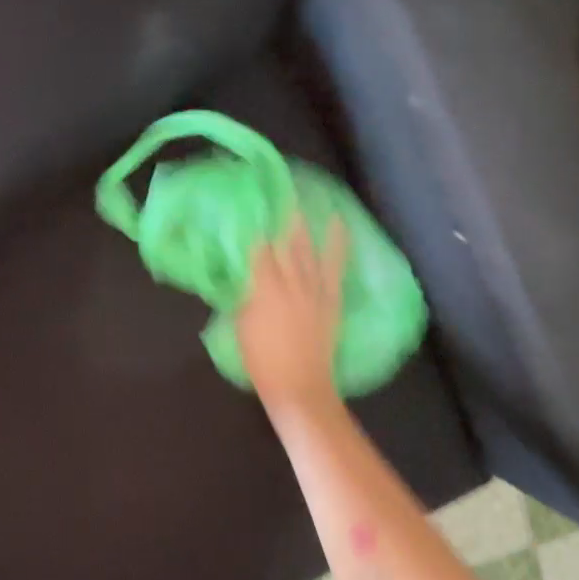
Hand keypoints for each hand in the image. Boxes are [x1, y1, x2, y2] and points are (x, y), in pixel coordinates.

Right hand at [237, 215, 346, 416]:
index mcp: (262, 289)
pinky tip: (337, 221)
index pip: (256, 250)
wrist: (298, 385)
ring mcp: (313, 287)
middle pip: (283, 242)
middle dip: (278, 217)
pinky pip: (335, 263)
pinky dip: (337, 241)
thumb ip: (242, 299)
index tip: (247, 211)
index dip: (252, 229)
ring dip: (302, 223)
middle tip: (274, 194)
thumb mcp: (240, 328)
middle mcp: (289, 281)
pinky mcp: (331, 296)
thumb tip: (242, 278)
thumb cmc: (261, 362)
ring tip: (298, 201)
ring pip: (306, 248)